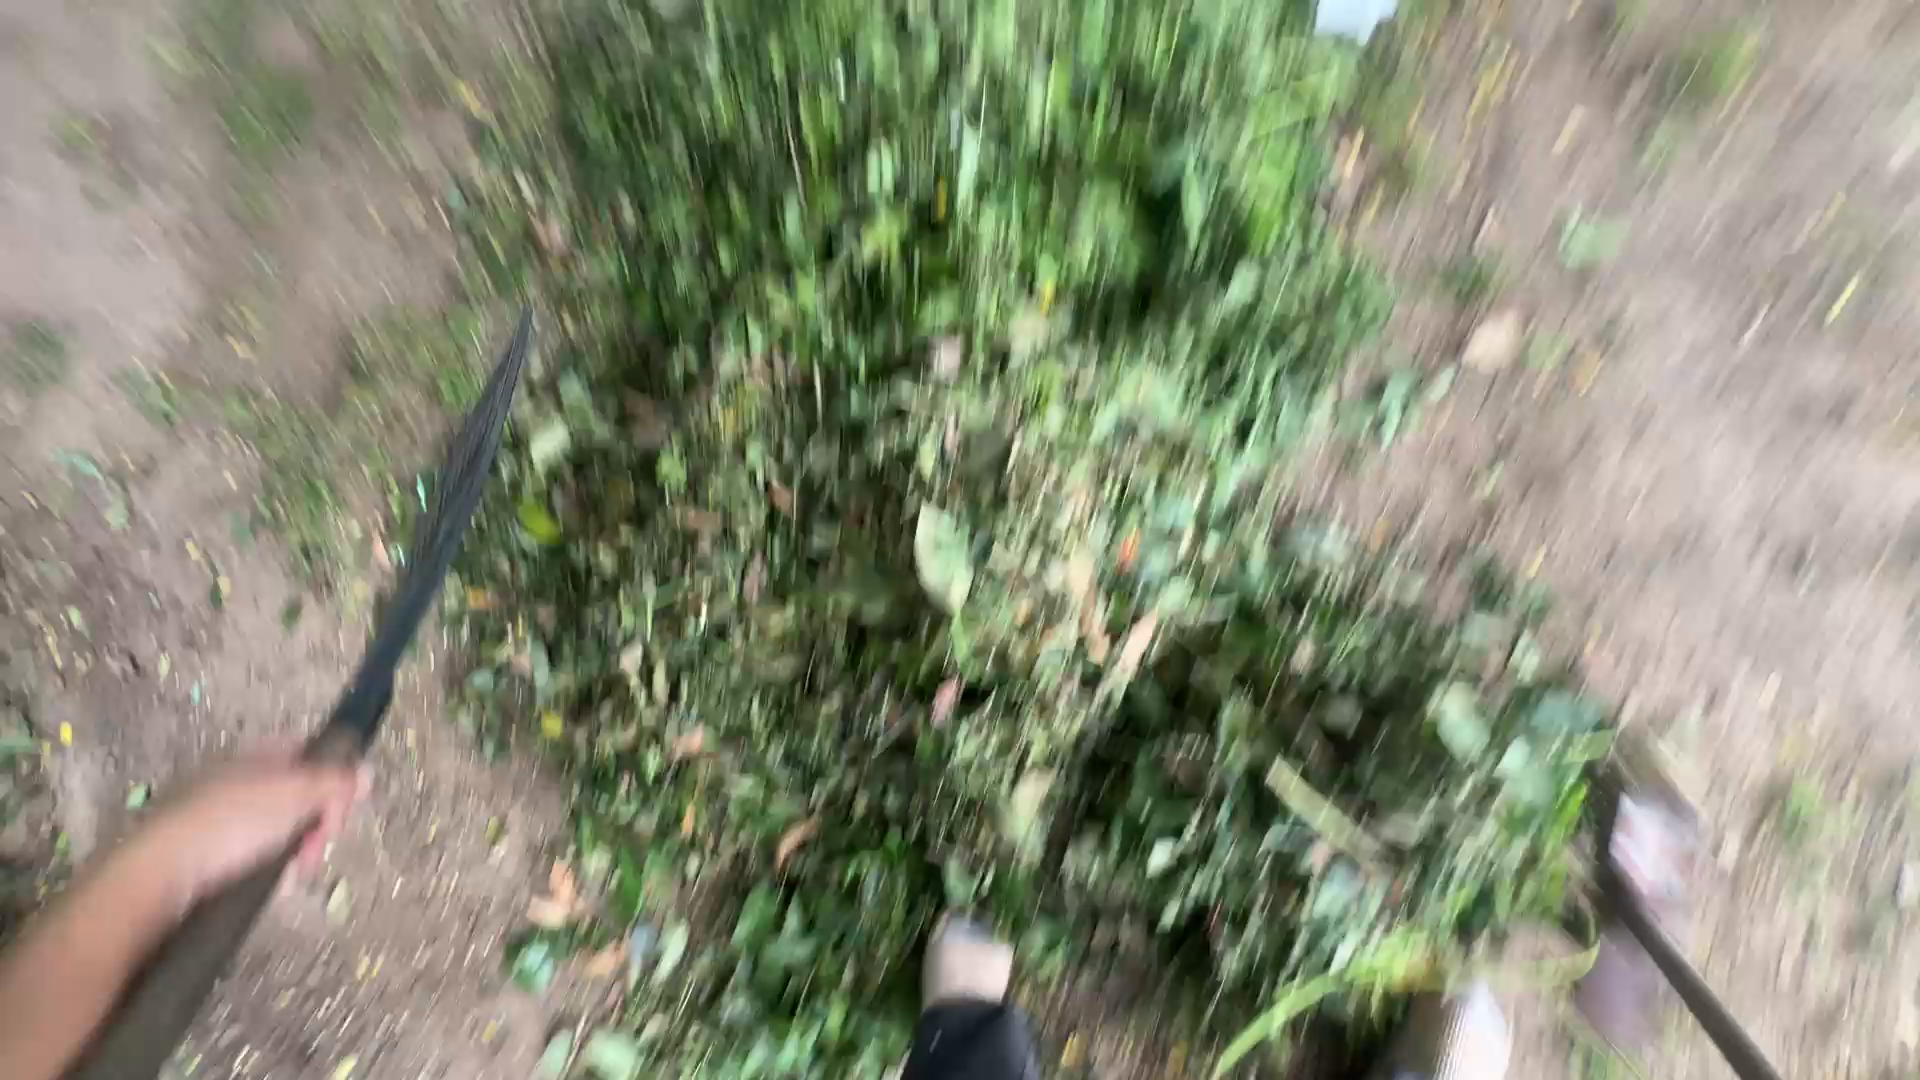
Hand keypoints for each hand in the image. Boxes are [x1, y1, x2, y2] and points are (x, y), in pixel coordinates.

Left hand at [133, 748, 366, 912]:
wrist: (151, 880)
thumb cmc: (230, 825)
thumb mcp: (297, 794)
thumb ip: (338, 780)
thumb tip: (366, 772)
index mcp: (256, 758)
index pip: (312, 751)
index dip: (337, 771)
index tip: (347, 799)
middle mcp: (239, 782)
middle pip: (303, 792)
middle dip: (322, 818)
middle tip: (323, 839)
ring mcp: (221, 820)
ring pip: (285, 826)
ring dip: (302, 847)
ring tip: (299, 868)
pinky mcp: (209, 855)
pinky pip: (261, 853)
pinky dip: (276, 866)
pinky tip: (277, 881)